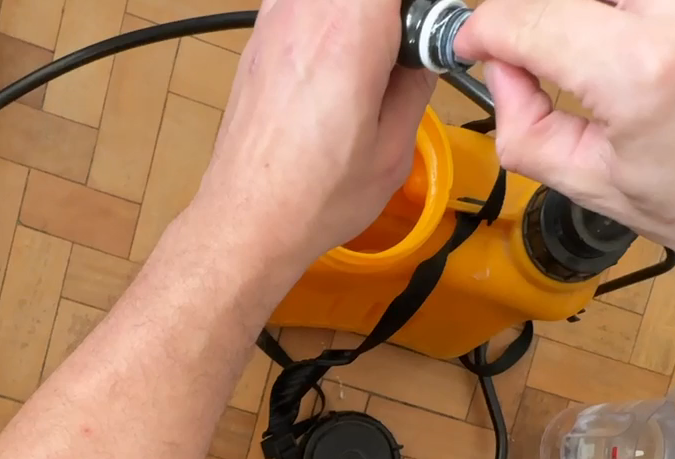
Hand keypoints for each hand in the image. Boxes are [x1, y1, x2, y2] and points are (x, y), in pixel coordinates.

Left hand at [188, 0, 434, 272]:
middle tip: (399, 55)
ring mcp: (274, 17)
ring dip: (356, 22)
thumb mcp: (392, 152)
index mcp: (351, 28)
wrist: (248, 221)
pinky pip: (305, 11)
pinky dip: (325, 30)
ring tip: (365, 72)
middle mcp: (307, 8)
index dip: (416, 10)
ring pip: (334, 1)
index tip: (423, 38)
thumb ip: (418, 85)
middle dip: (388, 17)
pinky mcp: (258, 39)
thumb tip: (426, 55)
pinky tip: (329, 81)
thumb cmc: (312, 198)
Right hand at [455, 0, 674, 298]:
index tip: (475, 40)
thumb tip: (502, 72)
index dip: (486, 27)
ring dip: (605, 7)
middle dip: (549, 9)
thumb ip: (526, 127)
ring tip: (607, 40)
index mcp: (644, 71)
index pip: (530, 14)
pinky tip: (660, 35)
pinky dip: (654, 8)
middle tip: (545, 41)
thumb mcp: (599, 186)